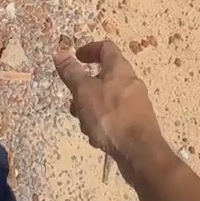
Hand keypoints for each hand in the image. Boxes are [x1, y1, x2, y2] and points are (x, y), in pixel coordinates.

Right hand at [53, 39, 167, 166]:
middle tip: (74, 100)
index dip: (88, 49)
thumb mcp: (84, 91)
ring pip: (108, 98)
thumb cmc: (110, 115)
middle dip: (85, 88)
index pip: (105, 47)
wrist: (140, 152)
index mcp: (119, 68)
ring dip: (91, 107)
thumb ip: (71, 72)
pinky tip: (96, 137)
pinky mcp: (137, 123)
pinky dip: (103, 121)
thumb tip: (59, 51)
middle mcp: (131, 81)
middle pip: (104, 75)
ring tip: (83, 123)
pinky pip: (116, 116)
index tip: (76, 59)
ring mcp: (136, 103)